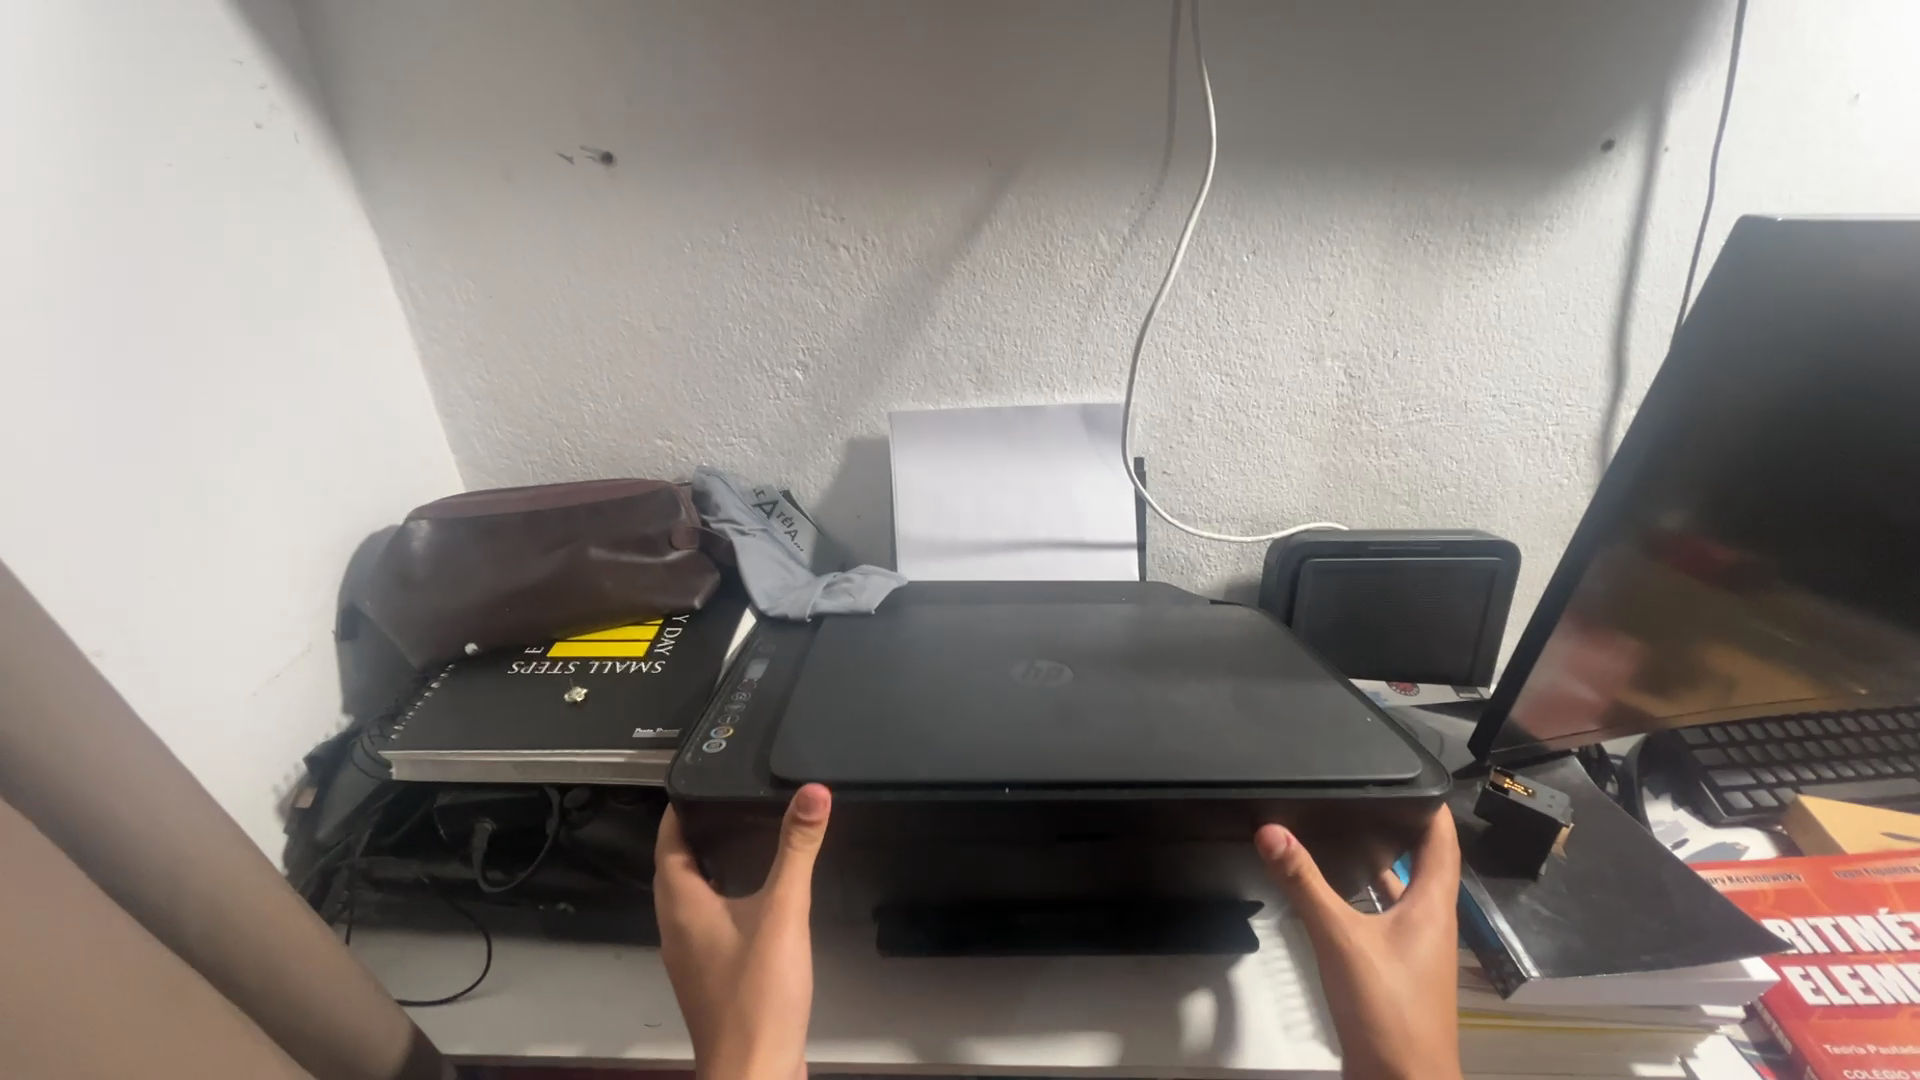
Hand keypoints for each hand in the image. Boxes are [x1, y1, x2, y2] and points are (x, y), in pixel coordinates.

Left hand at [655, 784, 831, 1079]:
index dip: (678, 812)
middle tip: (725, 804)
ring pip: (690, 900)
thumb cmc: (759, 993)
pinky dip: (722, 898)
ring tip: (741, 839)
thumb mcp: (783, 910)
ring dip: (707, 868)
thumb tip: (813, 792)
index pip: (667, 845)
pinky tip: (754, 898)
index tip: (699, 783)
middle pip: (674, 872)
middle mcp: (678, 931)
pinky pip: (707, 924)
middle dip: (694, 836)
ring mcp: (692, 959)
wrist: (755, 1074)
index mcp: (682, 908)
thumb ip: (798, 848)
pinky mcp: (712, 980)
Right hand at [1256, 810, 1462, 1079]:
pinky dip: (1363, 895)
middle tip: (1359, 794)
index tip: (1406, 773)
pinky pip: (1382, 915)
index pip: (1443, 842)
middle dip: (1395, 827)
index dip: (1431, 806)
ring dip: (1377, 862)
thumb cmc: (1387, 1010)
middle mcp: (1431, 923)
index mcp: (1434, 907)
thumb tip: (1271, 831)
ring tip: (1341, 830)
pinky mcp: (1395, 968)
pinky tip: (1332, 889)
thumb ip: (1304, 883)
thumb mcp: (1340, 938)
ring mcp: (1415, 949)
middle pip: (1421, 863)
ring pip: (1400, 891)